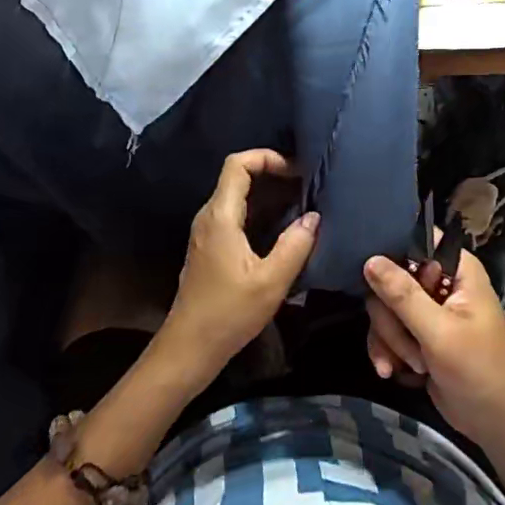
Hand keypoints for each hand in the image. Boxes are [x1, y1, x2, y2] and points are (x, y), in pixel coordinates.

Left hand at [157, 150, 317, 381]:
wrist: (190, 347)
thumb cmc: (229, 313)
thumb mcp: (271, 282)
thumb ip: (295, 245)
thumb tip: (314, 216)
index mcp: (220, 216)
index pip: (238, 164)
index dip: (267, 157)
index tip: (298, 171)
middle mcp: (210, 216)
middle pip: (239, 177)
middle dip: (274, 174)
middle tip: (309, 186)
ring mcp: (208, 231)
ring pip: (239, 196)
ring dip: (270, 195)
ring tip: (305, 203)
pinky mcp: (212, 246)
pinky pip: (238, 215)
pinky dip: (262, 212)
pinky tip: (286, 228)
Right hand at [363, 250, 504, 448]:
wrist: (496, 424)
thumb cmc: (479, 370)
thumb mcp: (440, 332)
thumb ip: (403, 295)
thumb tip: (369, 260)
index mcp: (456, 269)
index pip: (416, 239)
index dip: (391, 254)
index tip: (373, 276)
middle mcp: (440, 282)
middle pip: (390, 277)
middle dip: (392, 316)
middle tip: (410, 343)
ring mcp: (426, 309)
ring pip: (384, 307)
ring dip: (390, 339)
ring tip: (412, 365)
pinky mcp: (415, 335)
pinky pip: (385, 330)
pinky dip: (386, 351)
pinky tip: (390, 371)